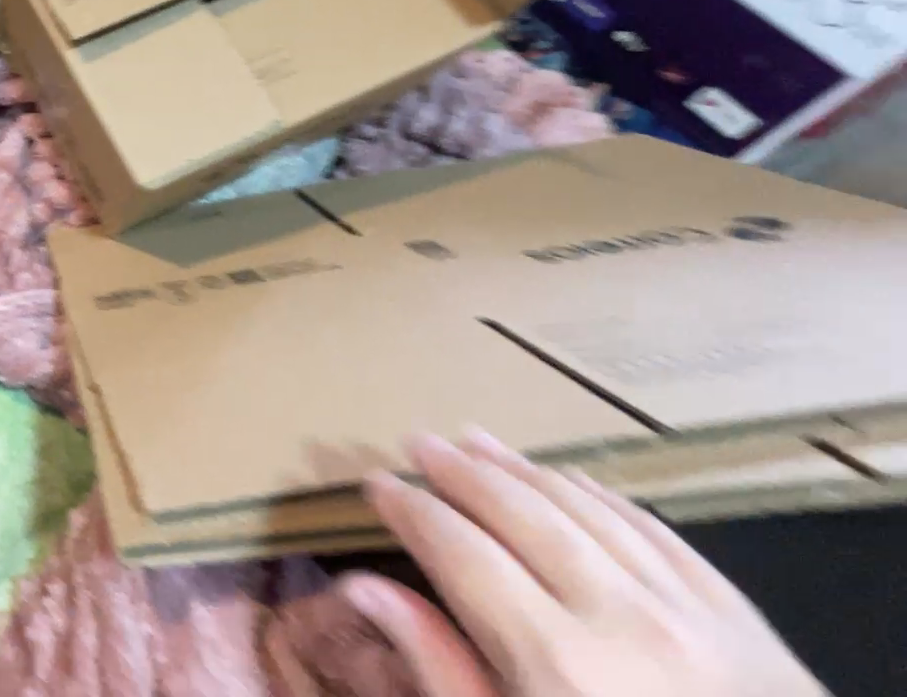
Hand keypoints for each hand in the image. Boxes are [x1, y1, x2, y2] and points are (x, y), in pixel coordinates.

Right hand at [338, 431, 828, 696]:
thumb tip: (364, 588)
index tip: (377, 484)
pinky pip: (658, 532)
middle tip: (418, 443)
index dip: (410, 510)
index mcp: (555, 661)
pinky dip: (603, 495)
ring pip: (585, 508)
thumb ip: (439, 667)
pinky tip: (568, 476)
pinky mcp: (743, 620)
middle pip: (520, 513)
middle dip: (459, 471)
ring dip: (521, 466)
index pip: (459, 550)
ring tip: (475, 439)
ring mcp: (690, 613)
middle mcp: (622, 620)